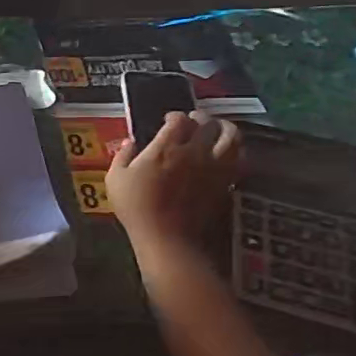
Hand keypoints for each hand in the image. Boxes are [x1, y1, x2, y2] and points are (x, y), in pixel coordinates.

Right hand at [106, 111, 242, 249]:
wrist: (169, 239)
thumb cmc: (137, 209)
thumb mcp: (116, 180)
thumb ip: (122, 156)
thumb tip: (130, 141)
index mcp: (166, 147)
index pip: (178, 120)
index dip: (174, 116)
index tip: (169, 120)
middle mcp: (194, 151)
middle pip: (206, 123)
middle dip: (200, 117)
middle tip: (194, 120)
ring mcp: (214, 166)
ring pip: (231, 136)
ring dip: (225, 127)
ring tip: (218, 129)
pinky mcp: (226, 182)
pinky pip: (240, 158)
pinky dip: (236, 149)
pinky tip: (229, 152)